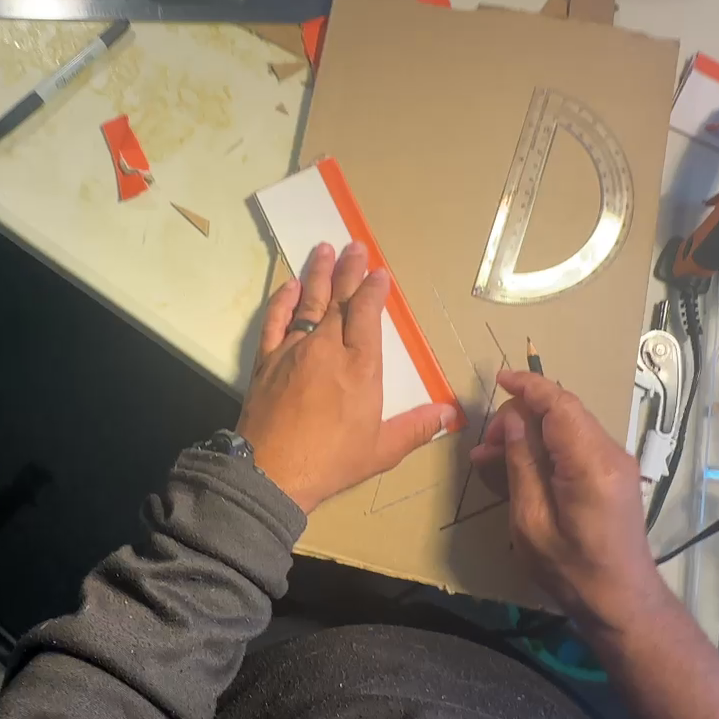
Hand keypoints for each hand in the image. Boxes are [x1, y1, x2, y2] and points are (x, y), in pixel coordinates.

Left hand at [237, 241, 456, 513]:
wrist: (271, 472)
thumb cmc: (331, 461)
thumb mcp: (382, 449)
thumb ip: (417, 427)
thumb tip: (452, 414)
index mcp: (360, 365)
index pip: (367, 314)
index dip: (373, 289)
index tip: (379, 273)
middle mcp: (327, 348)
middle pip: (339, 299)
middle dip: (349, 270)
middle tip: (354, 246)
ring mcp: (293, 350)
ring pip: (309, 303)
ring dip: (318, 274)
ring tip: (324, 249)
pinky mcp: (266, 360)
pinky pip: (275, 321)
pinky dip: (283, 301)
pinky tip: (290, 285)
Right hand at [471, 371, 669, 629]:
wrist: (622, 603)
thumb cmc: (571, 570)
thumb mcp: (531, 521)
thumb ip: (522, 464)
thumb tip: (514, 420)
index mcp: (590, 466)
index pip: (560, 405)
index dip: (528, 386)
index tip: (497, 379)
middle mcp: (610, 455)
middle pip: (563, 410)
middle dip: (520, 414)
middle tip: (486, 444)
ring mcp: (616, 463)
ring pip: (568, 424)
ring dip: (530, 430)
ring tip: (492, 454)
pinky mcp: (613, 473)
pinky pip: (575, 441)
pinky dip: (545, 443)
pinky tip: (519, 463)